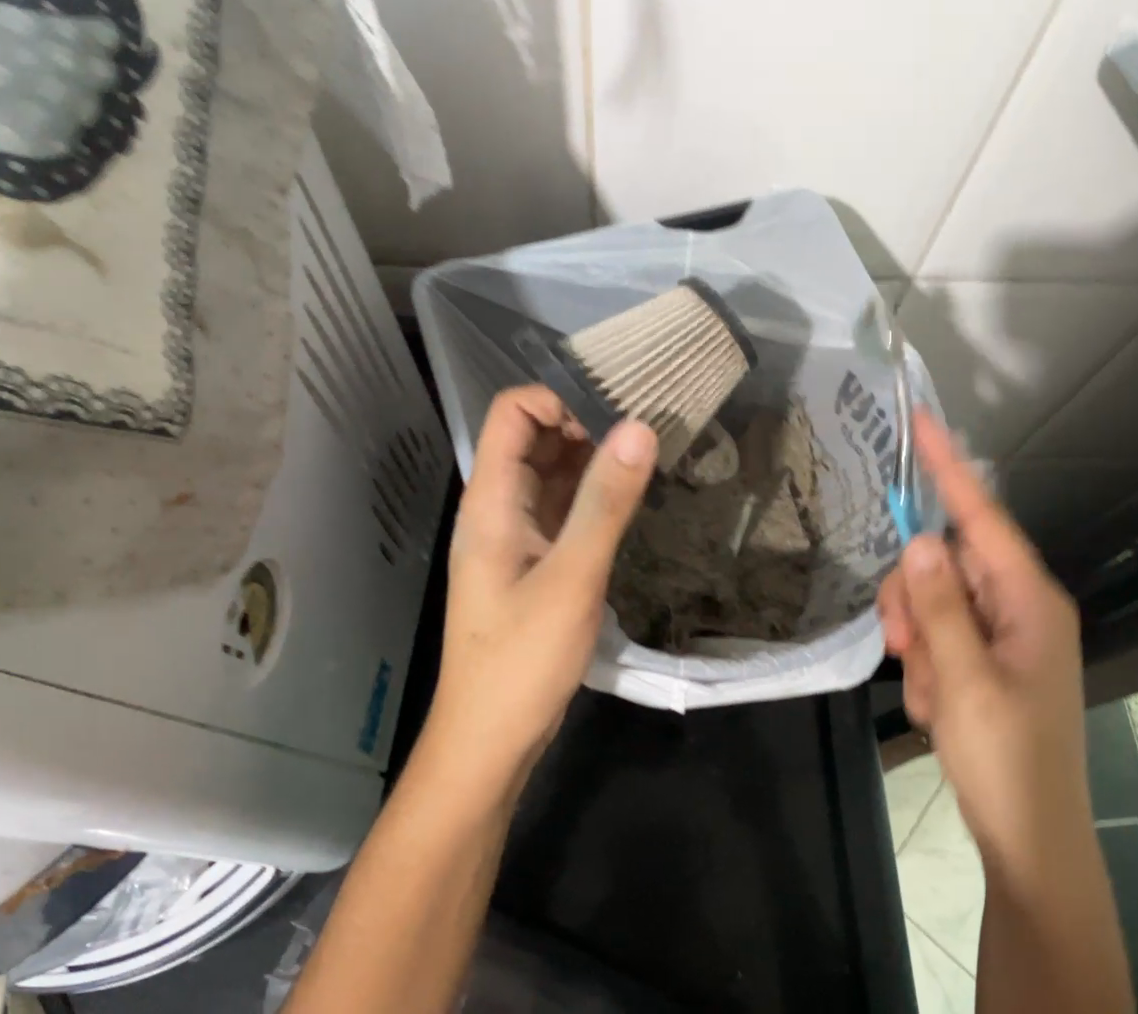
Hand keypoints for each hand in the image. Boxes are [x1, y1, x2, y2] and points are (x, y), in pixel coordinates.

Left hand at [427, 385, 656, 788]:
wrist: (489, 739)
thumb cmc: (522, 660)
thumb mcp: (572, 578)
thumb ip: (605, 503)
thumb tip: (639, 427)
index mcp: (491, 502)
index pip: (512, 412)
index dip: (560, 400)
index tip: (617, 418)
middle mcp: (497, 510)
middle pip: (533, 439)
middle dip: (585, 425)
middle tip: (646, 437)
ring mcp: (514, 539)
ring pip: (551, 476)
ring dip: (593, 462)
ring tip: (648, 462)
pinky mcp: (532, 566)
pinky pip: (561, 512)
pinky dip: (592, 498)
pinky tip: (630, 502)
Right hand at [877, 410, 1089, 866]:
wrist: (1029, 839)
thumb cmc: (1006, 760)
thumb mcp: (962, 681)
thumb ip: (938, 606)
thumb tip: (920, 541)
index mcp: (1031, 601)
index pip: (982, 518)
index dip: (948, 470)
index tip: (922, 421)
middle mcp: (1021, 607)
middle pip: (947, 563)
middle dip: (914, 599)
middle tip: (901, 644)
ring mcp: (1005, 636)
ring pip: (935, 603)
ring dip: (916, 643)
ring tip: (927, 694)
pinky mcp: (988, 662)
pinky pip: (940, 639)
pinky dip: (925, 668)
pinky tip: (936, 708)